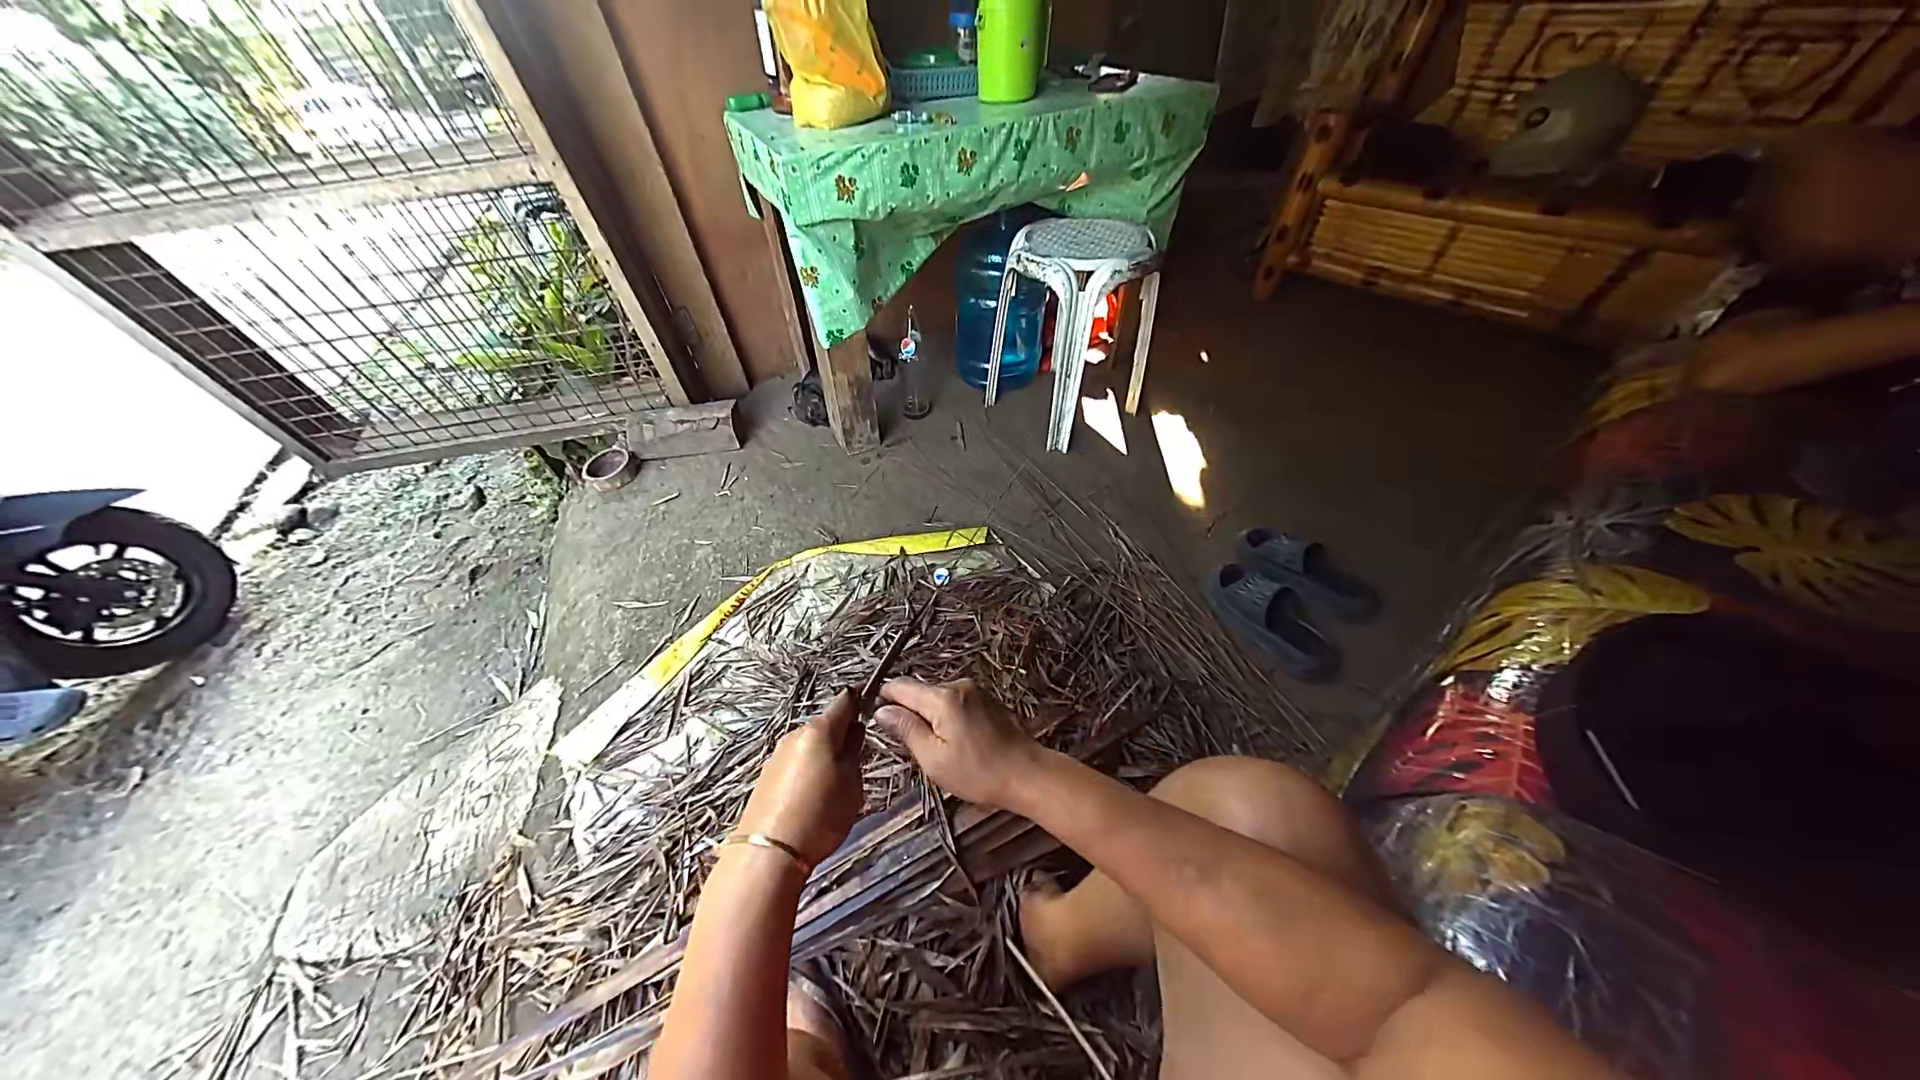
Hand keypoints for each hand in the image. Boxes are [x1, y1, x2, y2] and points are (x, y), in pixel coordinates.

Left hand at [735, 690, 863, 866]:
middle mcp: (795, 736)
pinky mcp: (767, 777)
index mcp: (819, 731)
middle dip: (843, 734)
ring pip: (810, 745)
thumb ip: (855, 751)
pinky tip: (815, 794)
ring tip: (838, 782)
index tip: (870, 698)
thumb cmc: (818, 817)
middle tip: (860, 754)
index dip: (860, 698)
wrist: (769, 853)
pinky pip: (796, 763)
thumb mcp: (851, 783)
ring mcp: (778, 756)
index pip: (844, 701)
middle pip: (826, 724)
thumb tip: (855, 732)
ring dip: (825, 753)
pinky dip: (809, 770)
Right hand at [875, 678, 1041, 807]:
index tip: (874, 713)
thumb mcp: (933, 758)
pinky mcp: (986, 700)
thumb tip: (882, 711)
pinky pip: (955, 703)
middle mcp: (958, 686)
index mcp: (941, 698)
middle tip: (907, 743)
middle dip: (909, 711)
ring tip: (934, 747)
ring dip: (929, 716)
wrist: (1026, 774)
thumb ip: (906, 729)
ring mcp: (975, 691)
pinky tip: (954, 742)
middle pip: (920, 692)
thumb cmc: (978, 772)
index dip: (884, 697)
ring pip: (937, 698)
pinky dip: (947, 717)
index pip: (901, 686)